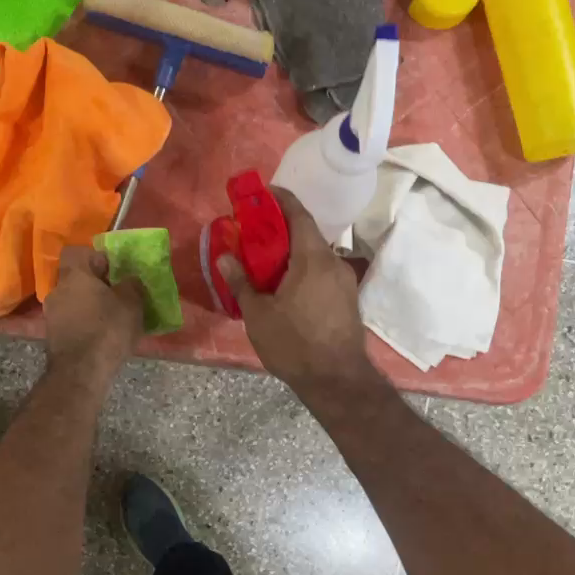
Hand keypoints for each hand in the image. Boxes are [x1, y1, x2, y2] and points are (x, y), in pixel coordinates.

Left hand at [44, 247, 144, 382]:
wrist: (81, 372)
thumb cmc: (107, 329)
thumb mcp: (132, 302)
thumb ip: (131, 284)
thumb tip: (129, 280)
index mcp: (73, 275)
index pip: (76, 252)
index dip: (96, 257)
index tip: (113, 270)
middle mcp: (56, 291)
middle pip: (76, 279)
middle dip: (96, 285)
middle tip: (117, 296)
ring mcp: (51, 316)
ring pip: (73, 302)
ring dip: (90, 307)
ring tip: (112, 320)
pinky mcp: (53, 338)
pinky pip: (72, 322)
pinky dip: (85, 325)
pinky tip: (101, 338)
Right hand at [215, 189, 376, 394]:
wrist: (336, 380)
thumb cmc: (294, 343)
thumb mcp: (259, 314)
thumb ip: (242, 282)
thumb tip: (226, 257)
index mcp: (313, 258)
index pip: (298, 215)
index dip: (280, 200)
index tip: (261, 194)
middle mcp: (334, 263)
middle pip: (307, 236)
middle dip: (280, 232)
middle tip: (254, 236)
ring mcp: (345, 283)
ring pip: (315, 258)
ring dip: (292, 255)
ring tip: (265, 265)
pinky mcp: (347, 301)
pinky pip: (321, 275)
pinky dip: (303, 273)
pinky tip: (285, 289)